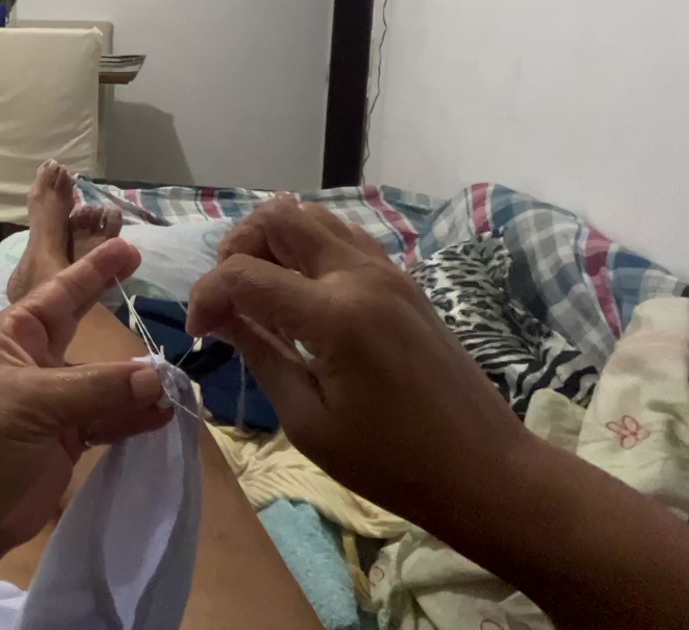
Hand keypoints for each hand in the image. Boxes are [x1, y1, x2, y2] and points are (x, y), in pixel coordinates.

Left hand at [0, 238, 172, 550]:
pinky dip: (134, 417)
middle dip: (111, 303)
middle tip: (149, 276)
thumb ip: (96, 387)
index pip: (59, 293)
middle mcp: (34, 361)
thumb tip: (158, 377)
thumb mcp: (33, 403)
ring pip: (104, 380)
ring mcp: (52, 401)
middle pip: (81, 324)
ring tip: (176, 380)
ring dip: (137, 381)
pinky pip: (107, 418)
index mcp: (13, 337)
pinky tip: (163, 415)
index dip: (93, 271)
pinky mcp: (66, 438)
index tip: (127, 248)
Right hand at [188, 199, 533, 530]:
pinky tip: (299, 287)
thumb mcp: (306, 420)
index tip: (199, 330)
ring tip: (260, 287)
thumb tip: (216, 315)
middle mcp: (359, 275)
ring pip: (309, 215)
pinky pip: (340, 234)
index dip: (207, 295)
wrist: (489, 474)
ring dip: (271, 241)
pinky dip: (306, 245)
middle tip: (229, 297)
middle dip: (235, 249)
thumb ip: (257, 352)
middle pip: (275, 218)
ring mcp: (385, 271)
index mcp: (333, 315)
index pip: (243, 274)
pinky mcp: (400, 279)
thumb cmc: (392, 463)